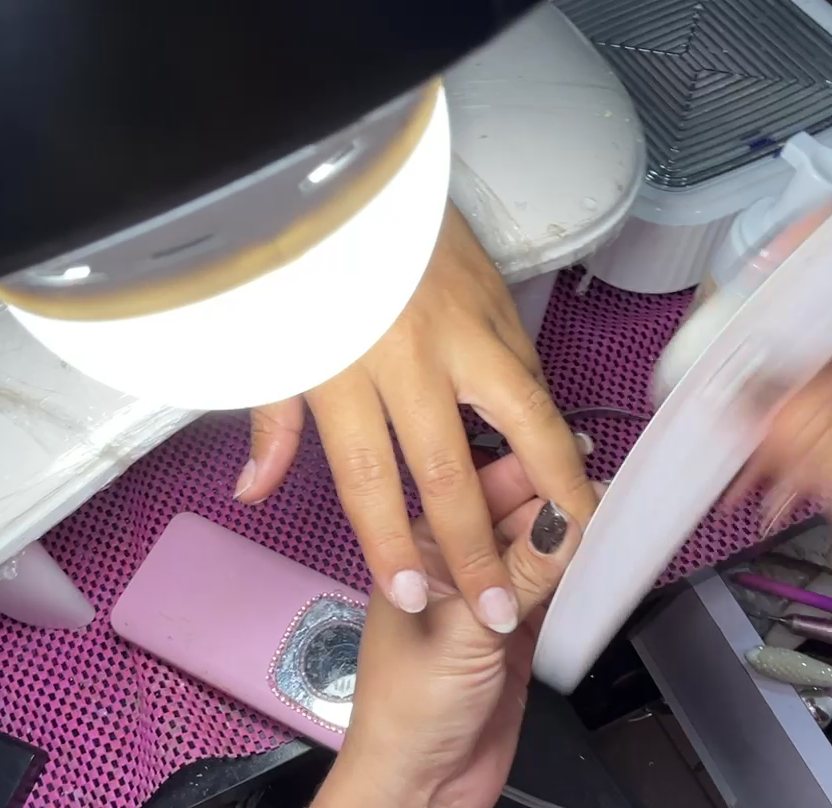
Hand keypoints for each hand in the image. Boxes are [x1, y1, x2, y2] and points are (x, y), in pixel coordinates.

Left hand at [236, 205, 596, 633]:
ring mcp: (465, 331)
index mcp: (343, 370)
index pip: (368, 478)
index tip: (414, 593)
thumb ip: (270, 424)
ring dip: (554, 483)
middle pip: (447, 469)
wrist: (358, 174)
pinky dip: (548, 425)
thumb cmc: (310, 265)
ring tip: (578, 535)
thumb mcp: (275, 343)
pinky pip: (531, 377)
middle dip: (475, 548)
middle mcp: (409, 358)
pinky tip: (561, 462)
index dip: (390, 543)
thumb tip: (253, 491)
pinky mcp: (501, 308)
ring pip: (523, 418)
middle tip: (499, 608)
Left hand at [335, 454, 581, 807]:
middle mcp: (454, 567)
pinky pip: (549, 595)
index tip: (575, 456)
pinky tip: (603, 560)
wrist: (420, 787)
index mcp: (422, 552)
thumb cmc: (417, 704)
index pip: (476, 495)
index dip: (525, 474)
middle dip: (554, 503)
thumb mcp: (468, 632)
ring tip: (615, 515)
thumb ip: (520, 575)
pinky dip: (574, 579)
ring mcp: (487, 602)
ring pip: (534, 556)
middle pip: (511, 521)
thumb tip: (569, 514)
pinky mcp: (514, 637)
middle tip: (608, 488)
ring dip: (569, 540)